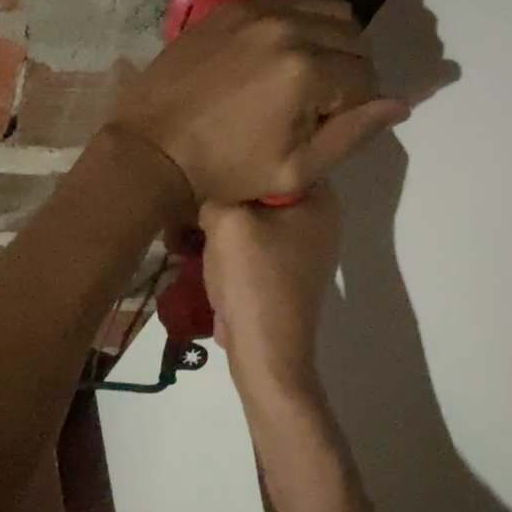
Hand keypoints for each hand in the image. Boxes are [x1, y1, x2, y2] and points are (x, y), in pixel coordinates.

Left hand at [108, 0, 410, 205]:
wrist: (152, 150)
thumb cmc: (222, 171)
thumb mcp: (293, 170)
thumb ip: (351, 135)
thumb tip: (401, 104)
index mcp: (307, 70)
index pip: (366, 78)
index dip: (357, 106)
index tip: (331, 124)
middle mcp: (289, 27)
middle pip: (354, 38)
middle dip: (350, 70)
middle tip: (321, 102)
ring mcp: (257, 10)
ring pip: (327, 11)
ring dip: (330, 41)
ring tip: (304, 76)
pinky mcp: (230, 7)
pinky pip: (288, 0)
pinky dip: (298, 21)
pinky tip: (279, 53)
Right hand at [200, 184, 343, 393]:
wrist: (266, 351)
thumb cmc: (253, 277)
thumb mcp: (225, 219)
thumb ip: (216, 191)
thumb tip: (209, 192)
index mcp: (321, 199)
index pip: (276, 161)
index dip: (238, 163)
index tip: (206, 171)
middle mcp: (322, 222)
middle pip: (262, 196)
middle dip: (224, 203)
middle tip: (190, 210)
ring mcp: (306, 254)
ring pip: (254, 225)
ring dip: (221, 232)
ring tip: (190, 238)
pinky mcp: (288, 279)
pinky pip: (254, 253)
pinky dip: (230, 256)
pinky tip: (207, 263)